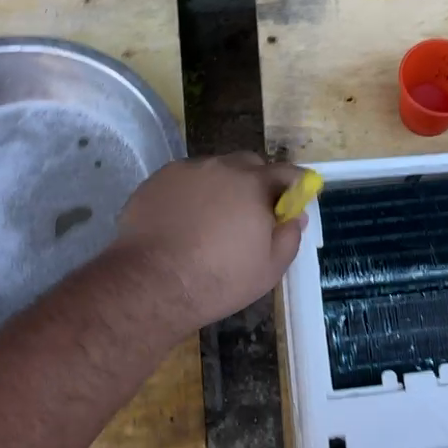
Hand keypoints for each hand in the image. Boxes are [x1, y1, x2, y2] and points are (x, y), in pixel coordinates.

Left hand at [108, 153, 306, 335]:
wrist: (151, 284)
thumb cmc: (218, 279)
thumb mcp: (269, 269)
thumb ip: (289, 236)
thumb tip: (295, 216)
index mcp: (254, 184)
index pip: (287, 172)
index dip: (295, 185)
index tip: (294, 201)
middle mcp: (221, 167)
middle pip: (249, 164)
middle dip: (257, 182)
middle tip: (251, 213)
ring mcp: (186, 170)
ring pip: (214, 170)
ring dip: (221, 186)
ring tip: (212, 219)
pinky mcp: (157, 180)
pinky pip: (185, 180)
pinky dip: (191, 193)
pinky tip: (183, 220)